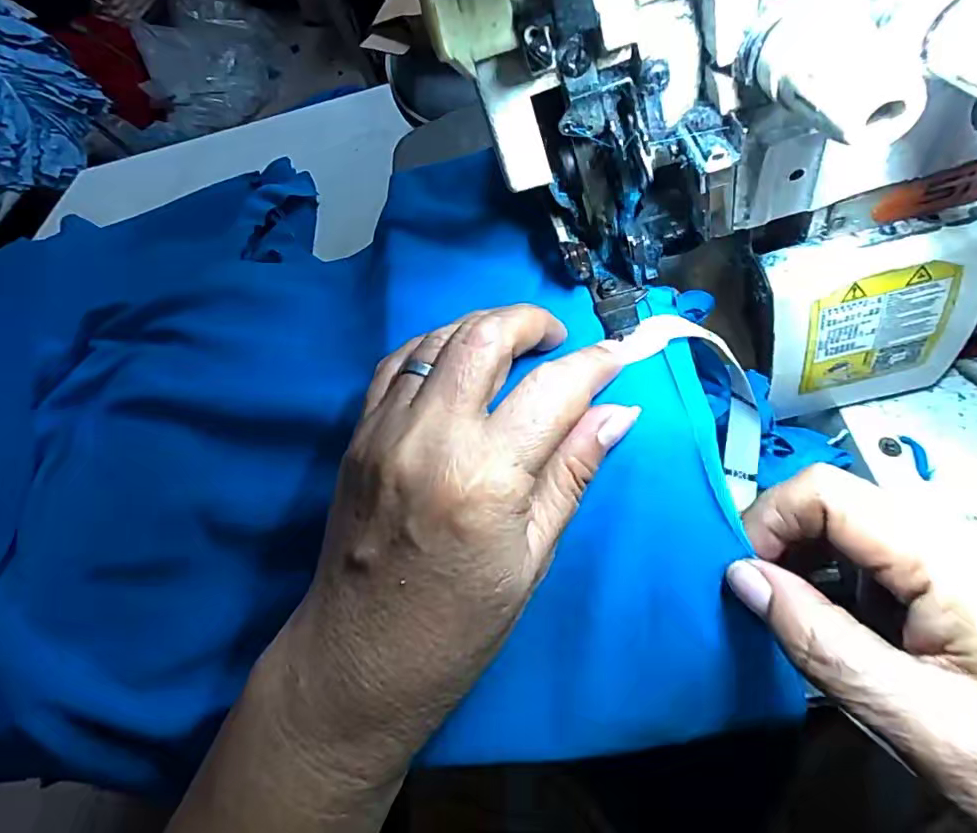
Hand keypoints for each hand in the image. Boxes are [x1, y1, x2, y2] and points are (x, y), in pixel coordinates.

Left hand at [169, 305, 634, 831]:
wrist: (360, 655)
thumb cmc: (459, 624)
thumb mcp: (532, 556)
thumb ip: (572, 471)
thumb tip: (619, 410)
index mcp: (485, 477)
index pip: (554, 389)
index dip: (596, 362)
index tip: (618, 352)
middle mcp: (430, 437)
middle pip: (483, 338)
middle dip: (529, 321)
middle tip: (555, 338)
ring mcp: (384, 429)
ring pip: (436, 340)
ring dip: (481, 328)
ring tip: (510, 345)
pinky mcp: (357, 433)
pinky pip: (395, 363)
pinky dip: (432, 347)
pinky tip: (454, 361)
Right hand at [726, 465, 976, 832]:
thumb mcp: (928, 727)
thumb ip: (821, 643)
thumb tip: (738, 576)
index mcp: (963, 554)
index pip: (824, 489)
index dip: (766, 521)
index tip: (741, 576)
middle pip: (844, 505)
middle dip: (792, 550)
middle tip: (770, 609)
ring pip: (867, 531)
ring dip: (825, 572)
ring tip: (819, 632)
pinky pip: (901, 556)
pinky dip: (862, 587)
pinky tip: (872, 639)